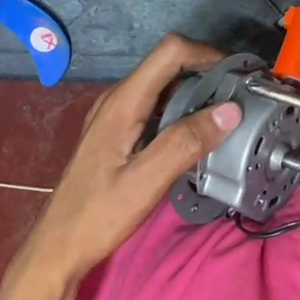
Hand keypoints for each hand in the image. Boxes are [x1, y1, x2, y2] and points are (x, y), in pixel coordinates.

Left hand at [22, 35, 239, 282]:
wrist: (57, 247)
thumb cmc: (97, 216)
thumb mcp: (146, 181)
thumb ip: (186, 142)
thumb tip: (230, 110)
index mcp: (122, 103)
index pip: (169, 52)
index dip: (207, 54)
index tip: (237, 74)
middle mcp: (116, 100)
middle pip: (167, 64)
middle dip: (207, 71)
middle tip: (241, 95)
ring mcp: (114, 116)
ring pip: (163, 86)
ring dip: (196, 91)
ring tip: (228, 114)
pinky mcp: (117, 133)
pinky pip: (155, 107)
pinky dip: (182, 110)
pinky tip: (199, 135)